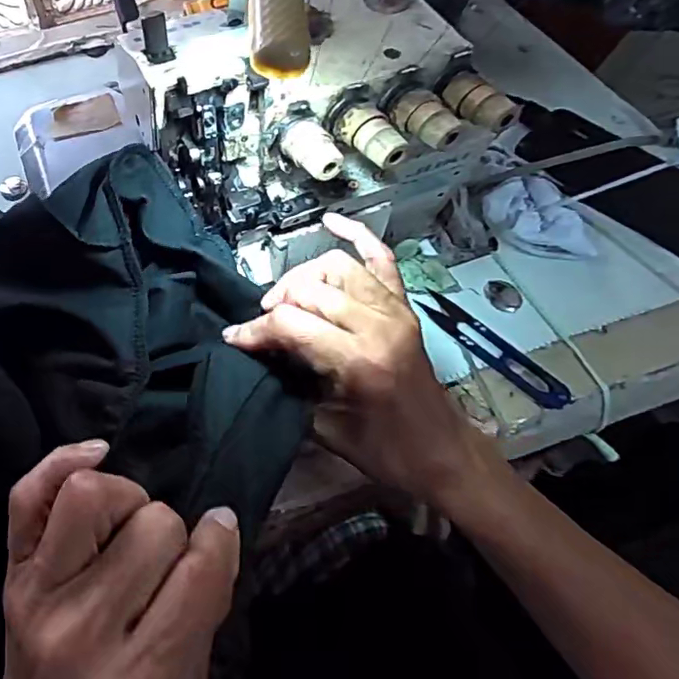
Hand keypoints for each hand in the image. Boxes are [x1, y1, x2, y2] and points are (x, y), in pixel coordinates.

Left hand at [0, 441, 239, 678]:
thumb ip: (204, 612)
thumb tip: (221, 527)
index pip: (195, 576)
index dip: (219, 542)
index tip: (221, 529)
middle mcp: (80, 632)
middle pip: (151, 527)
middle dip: (171, 533)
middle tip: (164, 555)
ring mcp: (37, 596)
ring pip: (90, 495)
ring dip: (125, 497)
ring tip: (128, 524)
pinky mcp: (10, 572)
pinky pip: (26, 494)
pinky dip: (63, 461)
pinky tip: (97, 455)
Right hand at [221, 212, 511, 518]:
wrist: (444, 454)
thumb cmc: (386, 451)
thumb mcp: (325, 428)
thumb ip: (290, 383)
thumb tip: (257, 352)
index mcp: (360, 359)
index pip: (290, 322)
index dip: (254, 330)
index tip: (234, 339)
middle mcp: (379, 324)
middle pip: (308, 289)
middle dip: (274, 305)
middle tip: (261, 328)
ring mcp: (396, 310)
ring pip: (336, 267)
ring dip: (304, 279)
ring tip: (289, 300)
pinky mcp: (406, 306)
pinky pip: (381, 258)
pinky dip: (358, 236)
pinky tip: (332, 223)